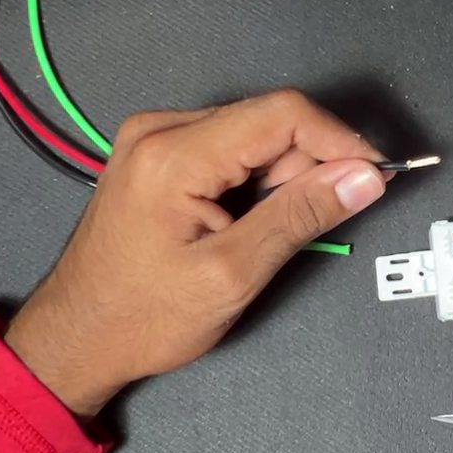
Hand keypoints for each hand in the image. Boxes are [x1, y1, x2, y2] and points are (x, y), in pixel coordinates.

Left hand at [5, 89, 388, 417]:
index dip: (341, 140)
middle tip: (327, 218)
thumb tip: (366, 176)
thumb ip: (301, 216)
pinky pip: (231, 149)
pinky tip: (252, 220)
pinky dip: (259, 180)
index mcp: (174, 153)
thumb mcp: (233, 273)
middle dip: (313, 163)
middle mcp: (161, 129)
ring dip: (285, 175)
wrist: (76, 339)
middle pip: (269, 122)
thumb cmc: (146, 317)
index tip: (376, 177)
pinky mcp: (160, 155)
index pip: (282, 114)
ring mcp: (157, 139)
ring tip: (273, 231)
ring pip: (254, 135)